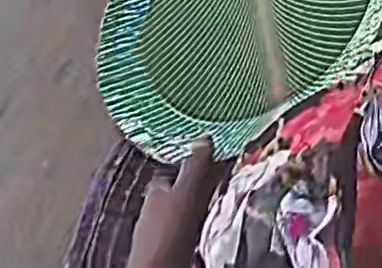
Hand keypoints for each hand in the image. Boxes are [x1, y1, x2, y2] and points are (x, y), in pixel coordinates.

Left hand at [127, 138, 218, 267]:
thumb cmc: (169, 229)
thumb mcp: (186, 191)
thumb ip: (195, 165)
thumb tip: (204, 137)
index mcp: (155, 191)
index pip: (174, 167)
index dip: (194, 159)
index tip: (215, 153)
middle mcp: (156, 207)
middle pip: (182, 185)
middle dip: (202, 179)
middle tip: (225, 172)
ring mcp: (162, 228)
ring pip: (187, 204)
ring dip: (204, 198)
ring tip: (224, 194)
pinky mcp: (171, 244)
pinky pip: (190, 222)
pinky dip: (202, 217)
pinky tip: (214, 217)